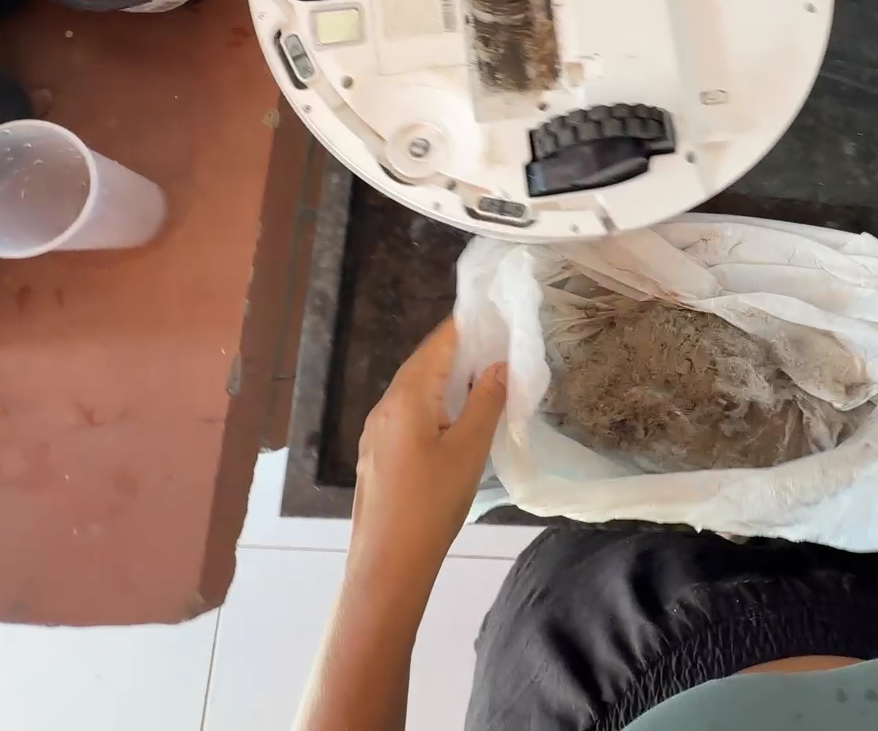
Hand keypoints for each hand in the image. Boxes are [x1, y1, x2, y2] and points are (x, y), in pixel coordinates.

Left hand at [350, 319, 506, 576]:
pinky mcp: (379, 454)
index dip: (467, 324)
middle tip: (499, 339)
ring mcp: (377, 432)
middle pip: (424, 363)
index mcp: (407, 397)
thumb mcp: (470, 448)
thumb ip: (487, 400)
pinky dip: (436, 400)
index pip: (439, 344)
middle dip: (460, 348)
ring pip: (416, 388)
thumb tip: (500, 364)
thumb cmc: (432, 502)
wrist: (387, 566)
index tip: (495, 311)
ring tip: (485, 371)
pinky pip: (410, 411)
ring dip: (448, 376)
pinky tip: (456, 414)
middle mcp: (386, 406)